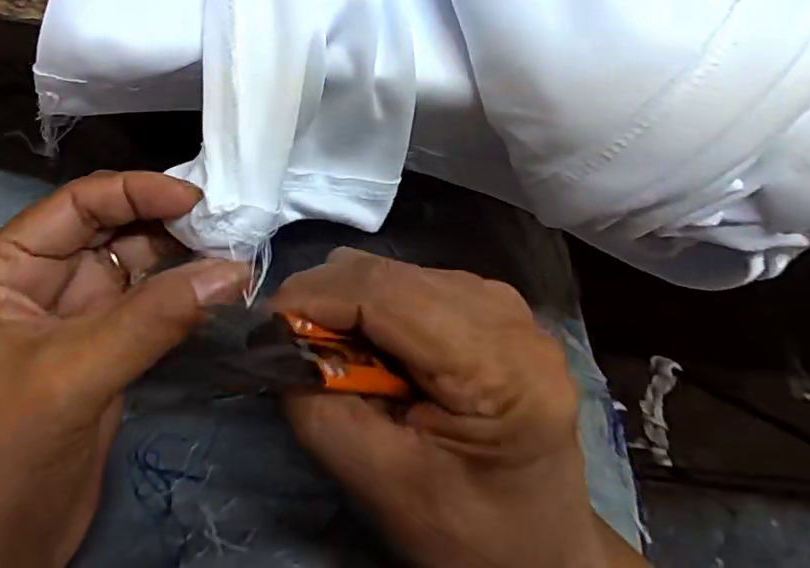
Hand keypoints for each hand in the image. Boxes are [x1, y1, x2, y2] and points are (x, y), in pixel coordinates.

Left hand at [0, 171, 249, 567]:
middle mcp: (35, 279)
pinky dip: (184, 291)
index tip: (197, 198)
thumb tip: (235, 270)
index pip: (76, 204)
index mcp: (0, 268)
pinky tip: (219, 286)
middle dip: (166, 221)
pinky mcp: (102, 345)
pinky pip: (149, 301)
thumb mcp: (74, 376)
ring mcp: (72, 312)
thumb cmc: (2, 456)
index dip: (137, 191)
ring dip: (182, 255)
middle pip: (110, 227)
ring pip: (135, 262)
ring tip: (233, 249)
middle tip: (227, 222)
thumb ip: (154, 319)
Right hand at [275, 249, 644, 567]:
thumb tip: (281, 345)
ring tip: (343, 363)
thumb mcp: (388, 487)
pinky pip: (415, 283)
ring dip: (352, 305)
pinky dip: (379, 309)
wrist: (543, 551)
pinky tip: (380, 356)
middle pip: (392, 273)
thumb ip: (324, 412)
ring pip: (398, 271)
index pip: (388, 293)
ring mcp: (504, 301)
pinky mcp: (492, 304)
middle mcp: (507, 312)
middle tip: (292, 348)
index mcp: (499, 363)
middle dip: (328, 300)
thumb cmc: (471, 536)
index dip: (318, 297)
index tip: (265, 324)